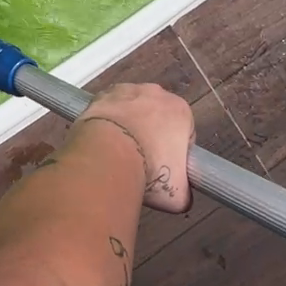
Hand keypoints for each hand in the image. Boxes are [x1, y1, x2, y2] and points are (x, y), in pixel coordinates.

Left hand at [72, 83, 193, 212]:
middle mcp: (155, 93)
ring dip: (128, 125)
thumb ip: (184, 191)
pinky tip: (103, 143)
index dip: (176, 151)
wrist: (109, 155)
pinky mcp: (101, 94)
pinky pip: (108, 109)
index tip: (165, 168)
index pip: (184, 131)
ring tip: (119, 153)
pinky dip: (107, 121)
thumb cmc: (151, 171)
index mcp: (180, 111)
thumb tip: (180, 195)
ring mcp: (126, 90)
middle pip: (157, 115)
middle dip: (151, 133)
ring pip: (131, 109)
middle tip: (142, 160)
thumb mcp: (178, 195)